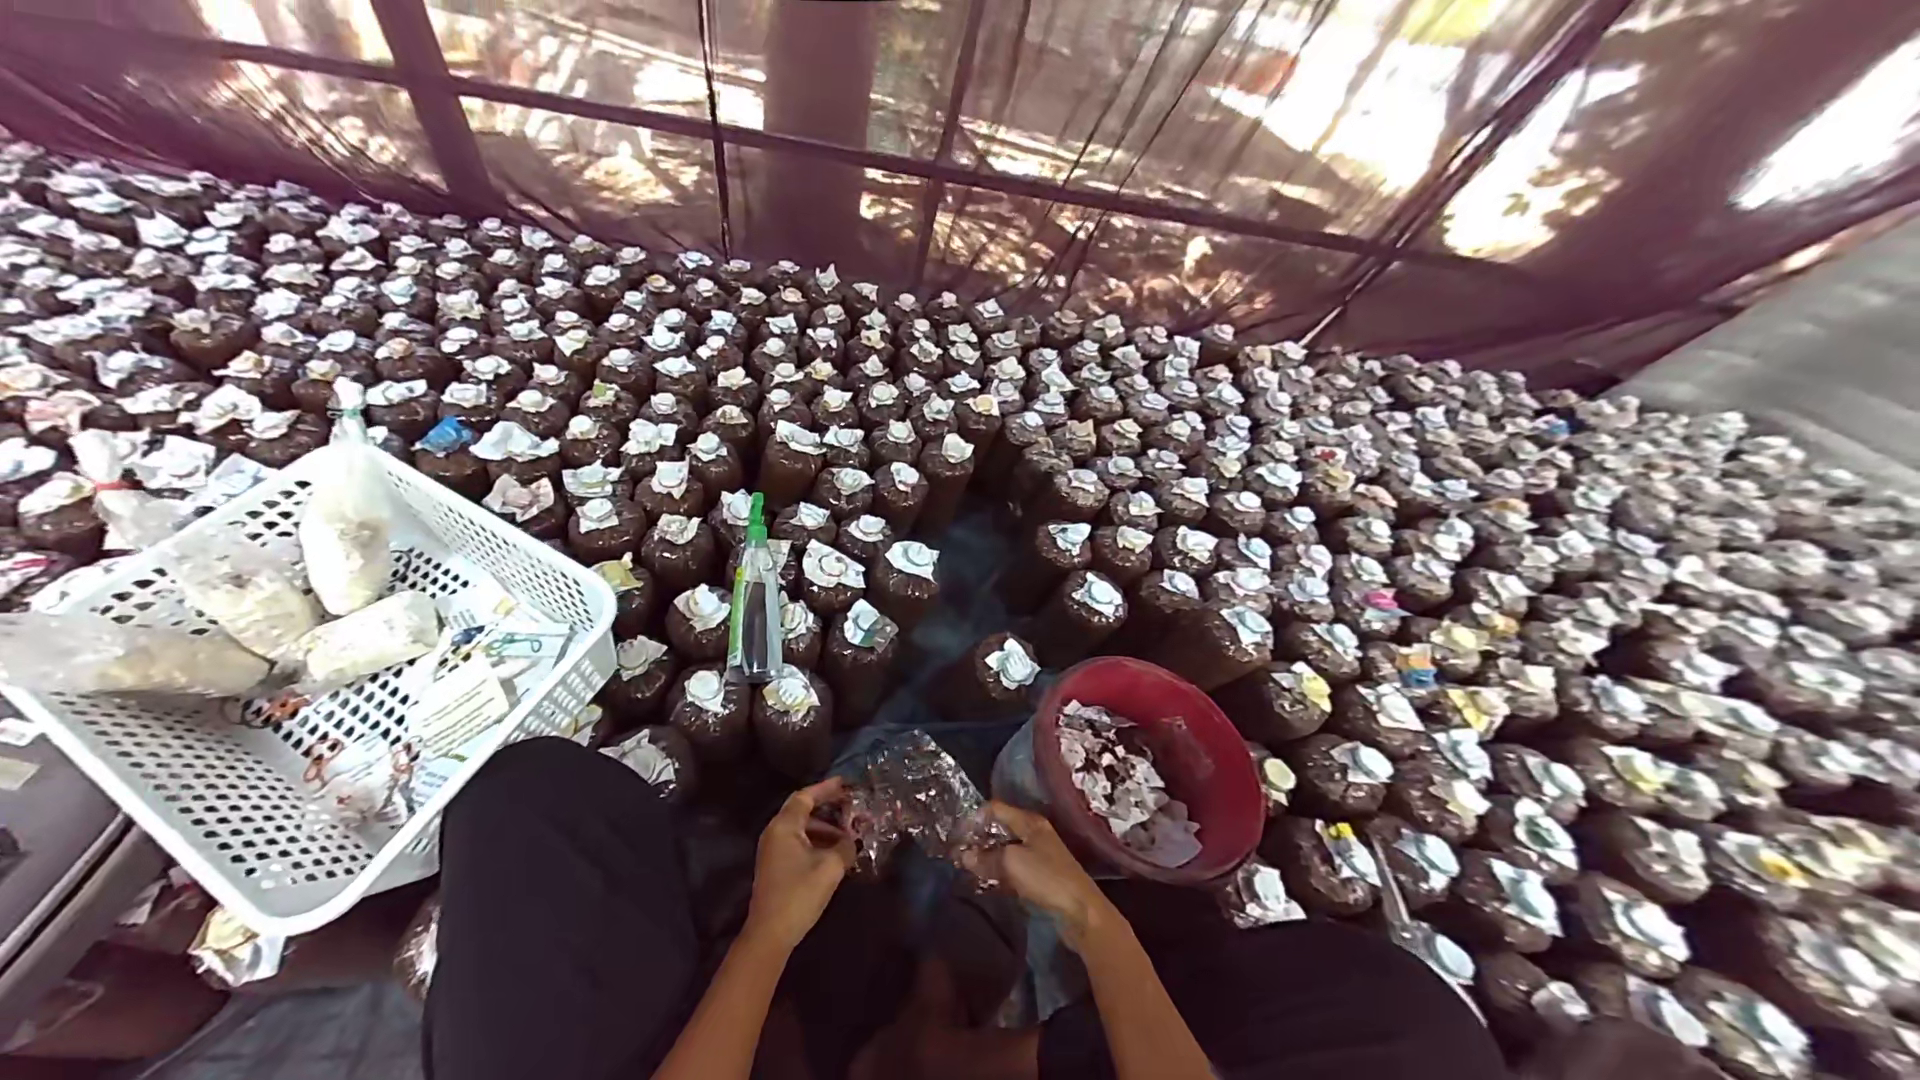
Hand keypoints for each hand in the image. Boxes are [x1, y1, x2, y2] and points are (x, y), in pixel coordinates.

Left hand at [746, 777, 855, 950]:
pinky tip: (835, 852)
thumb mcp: (830, 867)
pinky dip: (817, 841)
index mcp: (784, 826)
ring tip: (848, 834)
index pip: (805, 796)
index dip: (826, 788)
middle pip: (802, 810)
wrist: (770, 934)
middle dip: (828, 807)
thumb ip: (845, 846)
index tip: (846, 784)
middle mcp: (775, 833)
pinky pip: (798, 842)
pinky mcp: (776, 866)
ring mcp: (773, 850)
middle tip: (851, 806)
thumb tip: (853, 839)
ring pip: (802, 828)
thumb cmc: (799, 893)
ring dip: (825, 827)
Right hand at [972, 801, 1117, 951]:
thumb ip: (986, 857)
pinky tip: (984, 883)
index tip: (956, 835)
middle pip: (999, 829)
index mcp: (1029, 821)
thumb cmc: (1046, 878)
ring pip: (1004, 850)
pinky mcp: (1040, 876)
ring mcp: (1038, 855)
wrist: (1080, 912)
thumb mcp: (1012, 863)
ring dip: (986, 858)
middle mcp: (1033, 833)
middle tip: (957, 853)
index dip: (974, 818)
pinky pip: (1012, 868)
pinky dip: (998, 873)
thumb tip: (964, 856)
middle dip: (978, 839)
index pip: (995, 808)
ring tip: (965, 869)